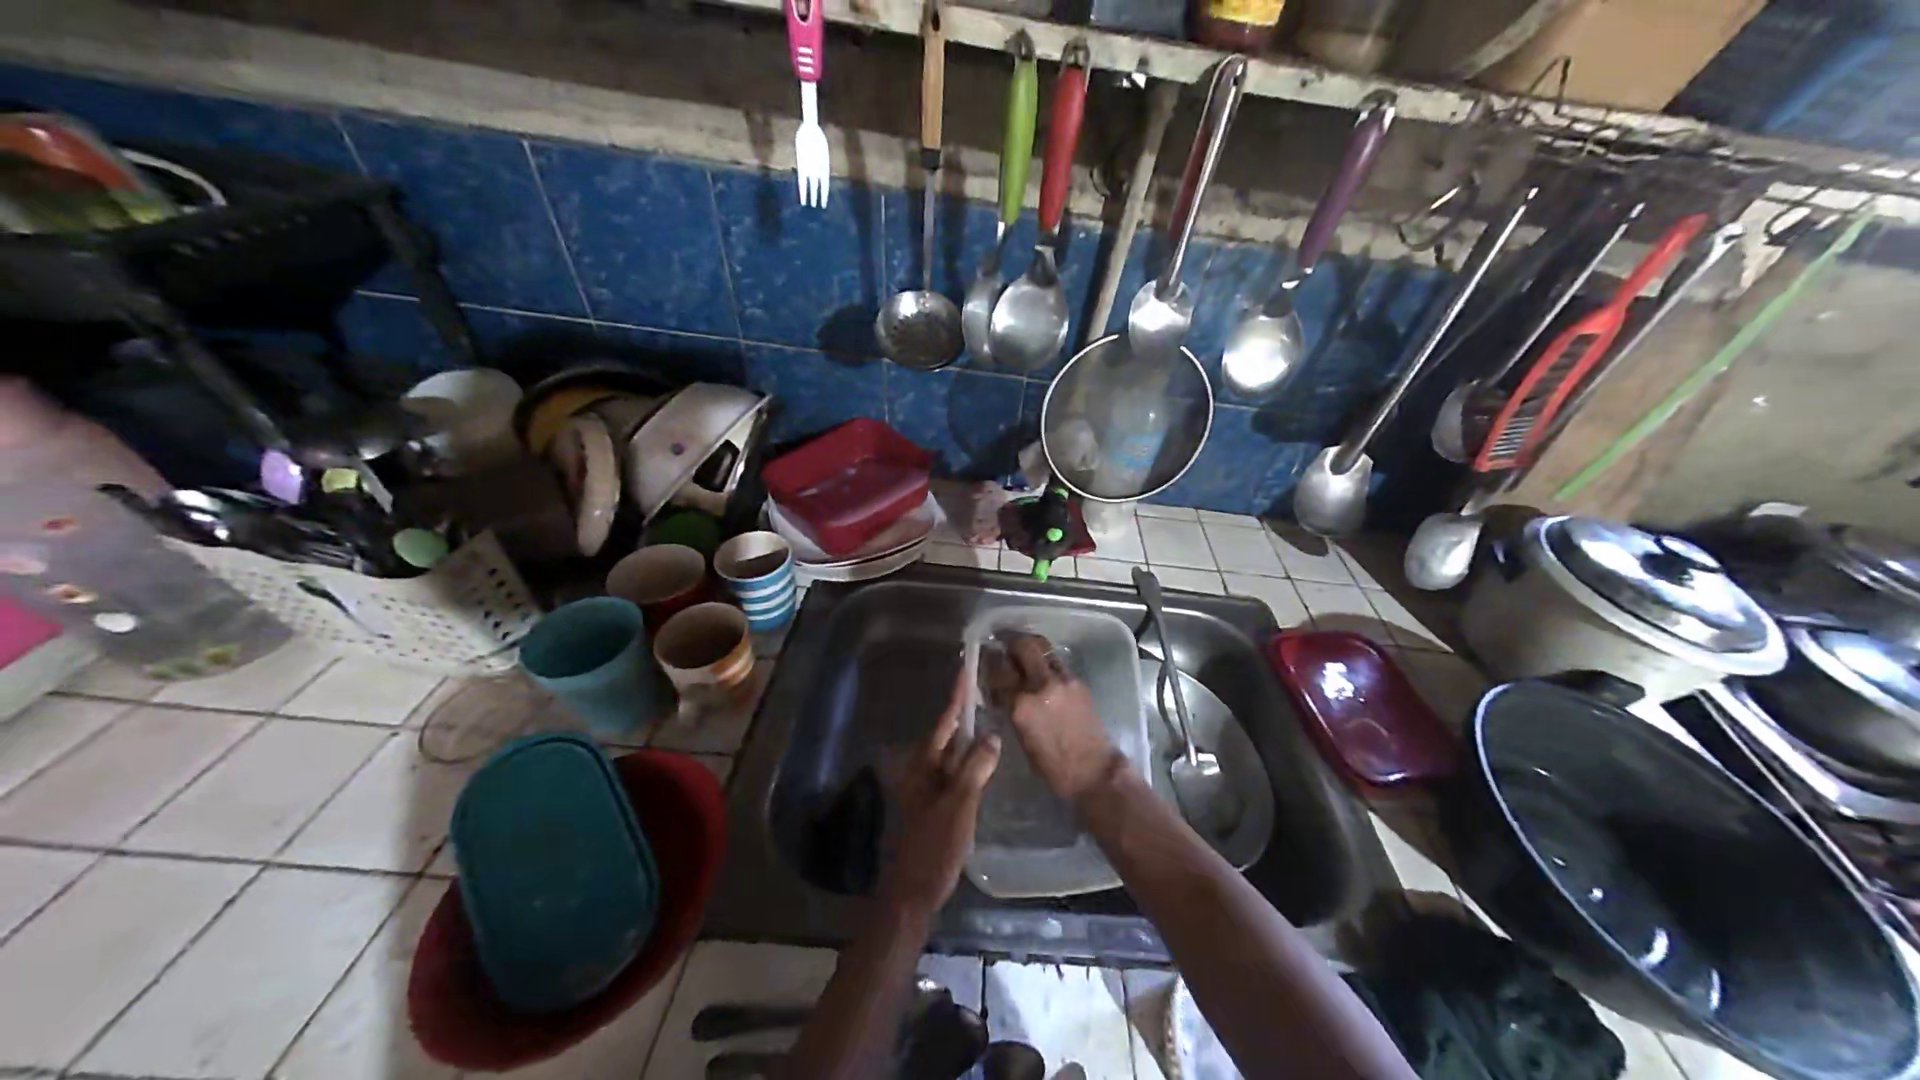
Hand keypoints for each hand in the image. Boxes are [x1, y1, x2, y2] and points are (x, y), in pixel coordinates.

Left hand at [879, 669, 1000, 915]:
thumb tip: (991, 736)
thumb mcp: (960, 805)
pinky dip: (971, 762)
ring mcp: (929, 788)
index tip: (967, 671)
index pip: (944, 723)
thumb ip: (975, 768)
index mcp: (922, 766)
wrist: (916, 890)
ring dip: (970, 738)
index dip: (957, 697)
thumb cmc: (935, 845)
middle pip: (947, 735)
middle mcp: (922, 771)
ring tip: (992, 718)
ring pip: (953, 755)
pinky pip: (957, 773)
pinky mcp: (938, 803)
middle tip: (987, 691)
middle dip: (965, 714)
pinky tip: (987, 761)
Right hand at [991, 634, 1125, 803]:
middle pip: (1023, 646)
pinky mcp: (1078, 681)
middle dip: (1012, 643)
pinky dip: (1046, 663)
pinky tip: (1043, 672)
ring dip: (1031, 649)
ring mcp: (1062, 680)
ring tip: (1024, 654)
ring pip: (1042, 649)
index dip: (989, 664)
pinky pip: (1057, 663)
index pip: (998, 673)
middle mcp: (1040, 685)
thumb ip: (1011, 706)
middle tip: (1006, 648)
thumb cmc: (1051, 764)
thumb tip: (1002, 689)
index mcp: (1021, 705)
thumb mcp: (1020, 735)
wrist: (1093, 770)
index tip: (986, 660)